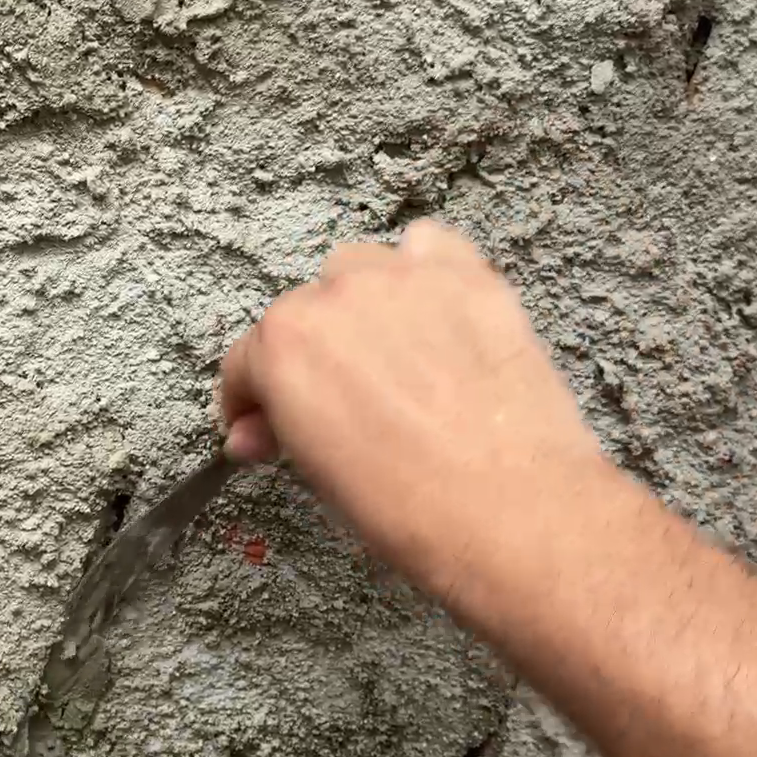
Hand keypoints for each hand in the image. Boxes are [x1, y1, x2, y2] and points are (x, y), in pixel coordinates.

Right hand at [219, 220, 611, 589]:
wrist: (511, 511)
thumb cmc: (409, 506)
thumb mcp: (314, 472)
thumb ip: (276, 430)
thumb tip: (254, 430)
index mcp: (282, 345)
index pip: (246, 358)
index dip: (250, 395)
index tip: (261, 416)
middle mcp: (331, 299)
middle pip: (299, 312)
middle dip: (308, 354)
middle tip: (334, 398)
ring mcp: (400, 279)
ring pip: (353, 269)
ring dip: (356, 303)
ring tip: (386, 350)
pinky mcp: (464, 277)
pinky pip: (426, 244)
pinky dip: (419, 268)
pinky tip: (429, 308)